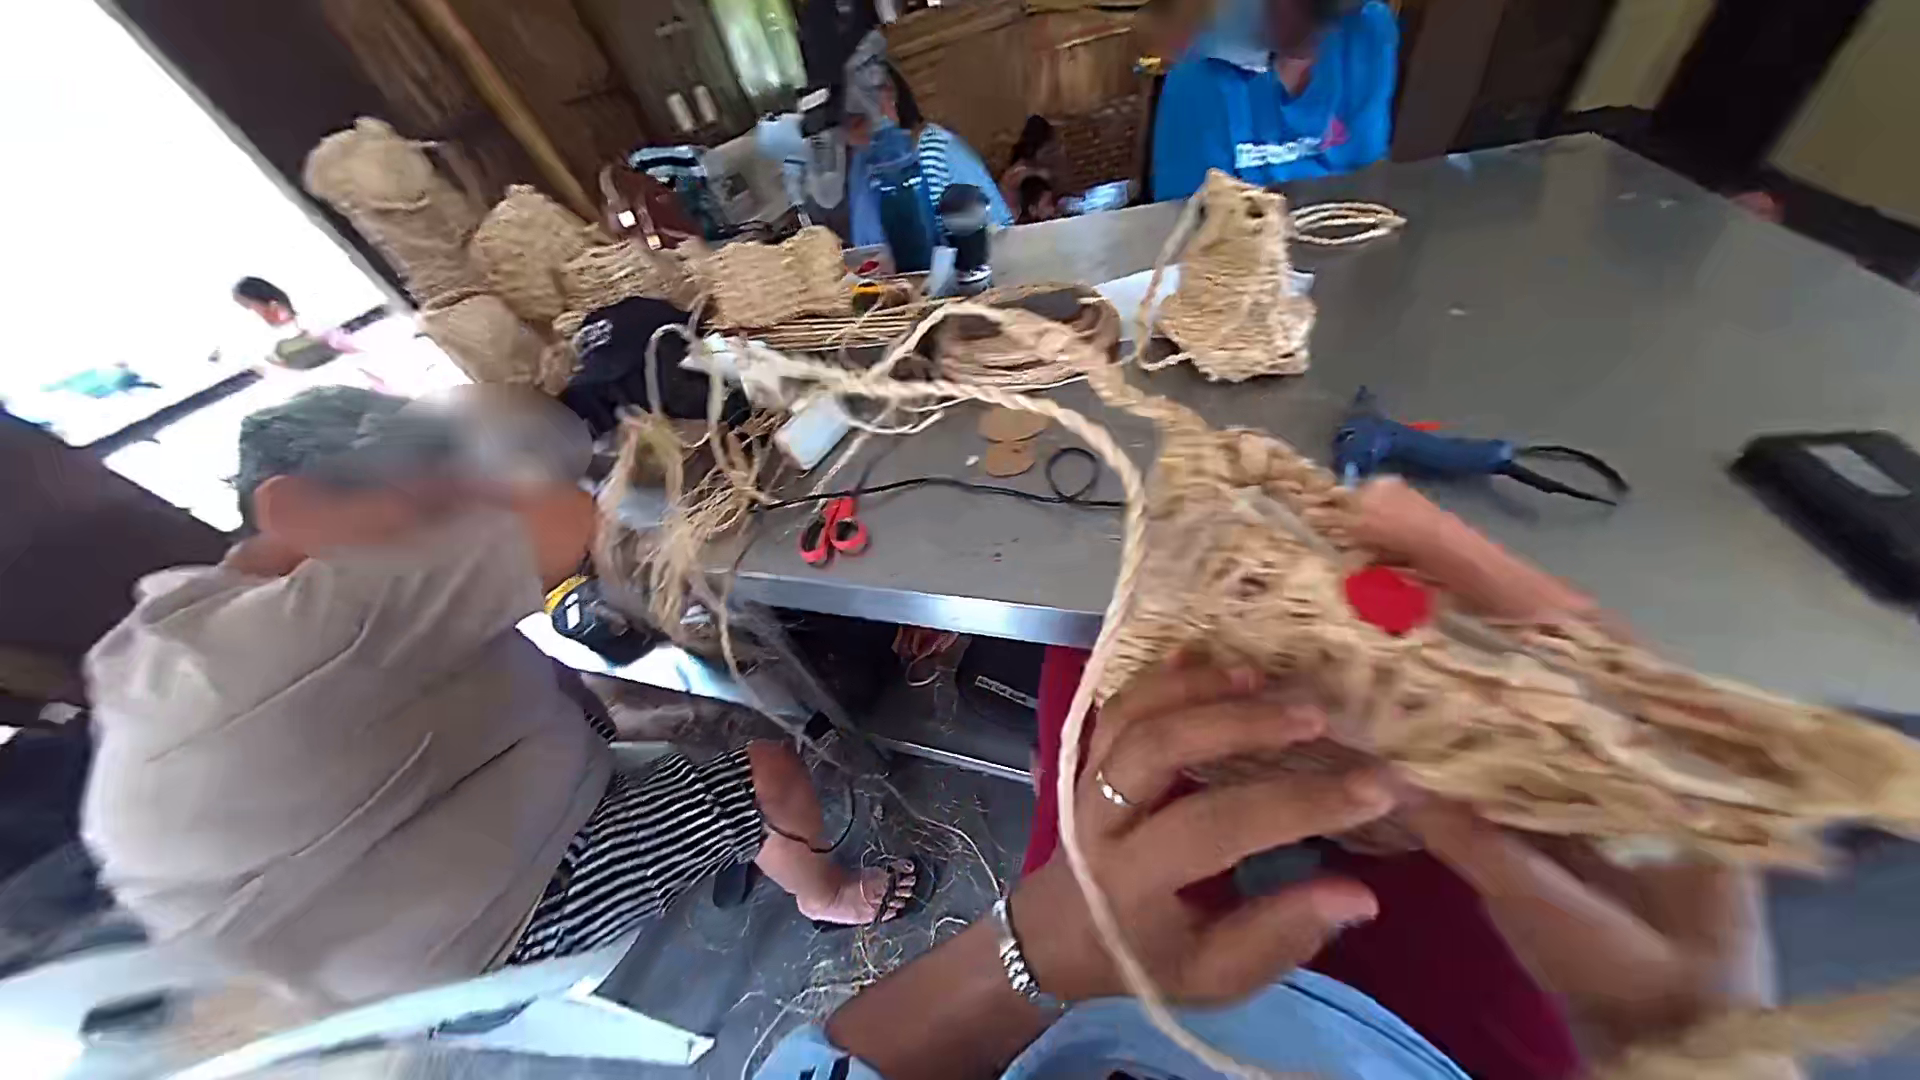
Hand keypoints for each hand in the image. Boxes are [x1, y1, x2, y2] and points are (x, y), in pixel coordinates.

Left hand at [1013, 657, 1394, 1004]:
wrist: (1062, 927)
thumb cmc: (1142, 956)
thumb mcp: (1211, 973)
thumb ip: (1278, 935)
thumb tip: (1358, 894)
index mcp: (1132, 877)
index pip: (1216, 826)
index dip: (1295, 805)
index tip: (1371, 787)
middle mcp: (1100, 814)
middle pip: (1159, 747)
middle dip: (1236, 725)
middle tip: (1310, 715)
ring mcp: (1085, 775)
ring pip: (1131, 714)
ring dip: (1193, 687)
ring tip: (1257, 677)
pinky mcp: (1084, 754)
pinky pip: (1115, 706)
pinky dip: (1155, 678)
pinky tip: (1196, 655)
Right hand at [1353, 478, 1772, 1050]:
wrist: (1660, 1012)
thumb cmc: (1642, 971)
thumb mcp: (1578, 923)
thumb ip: (1495, 855)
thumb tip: (1394, 780)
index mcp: (1641, 737)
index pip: (1559, 623)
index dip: (1475, 563)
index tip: (1397, 514)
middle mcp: (1587, 707)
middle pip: (1508, 608)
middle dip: (1433, 551)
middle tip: (1359, 504)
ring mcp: (1539, 721)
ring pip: (1476, 634)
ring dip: (1413, 584)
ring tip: (1348, 539)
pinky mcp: (1499, 743)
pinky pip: (1447, 676)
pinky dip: (1401, 640)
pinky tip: (1352, 620)